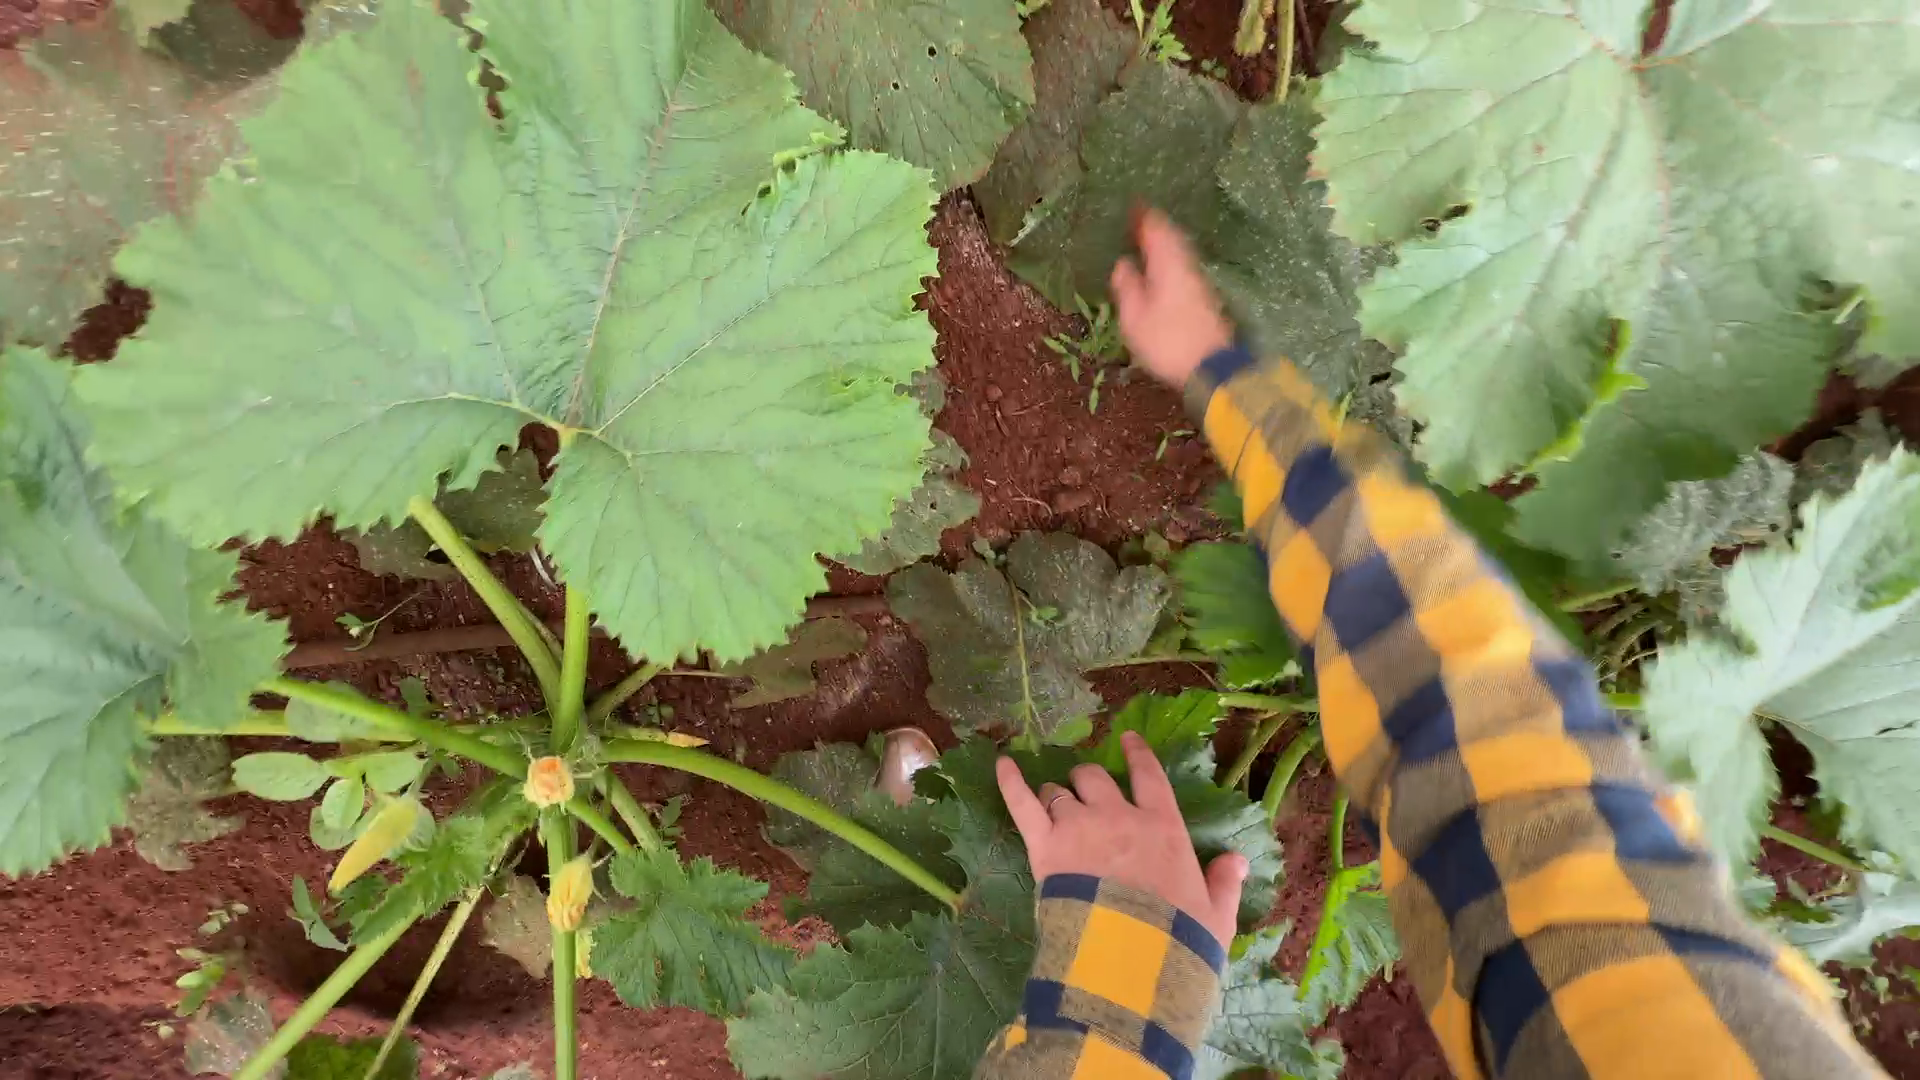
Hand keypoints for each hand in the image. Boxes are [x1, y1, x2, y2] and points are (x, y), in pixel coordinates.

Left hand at [996, 731, 1247, 947]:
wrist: (1130, 967)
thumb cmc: (1178, 943)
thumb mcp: (1215, 917)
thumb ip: (1224, 884)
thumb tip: (1239, 860)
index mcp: (1161, 827)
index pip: (1149, 776)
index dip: (1137, 754)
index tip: (1128, 739)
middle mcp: (1118, 815)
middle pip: (1095, 778)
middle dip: (1088, 783)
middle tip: (1086, 797)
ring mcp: (1079, 826)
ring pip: (1060, 791)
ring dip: (1057, 796)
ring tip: (1054, 806)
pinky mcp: (1045, 845)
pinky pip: (1023, 802)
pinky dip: (1010, 781)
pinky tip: (1002, 763)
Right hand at [1109, 208, 1233, 389]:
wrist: (1209, 367)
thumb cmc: (1166, 342)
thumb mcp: (1135, 318)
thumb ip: (1127, 286)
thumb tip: (1122, 263)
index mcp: (1168, 264)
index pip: (1156, 229)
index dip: (1143, 216)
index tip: (1131, 206)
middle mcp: (1186, 266)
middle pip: (1172, 237)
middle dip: (1155, 227)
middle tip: (1139, 220)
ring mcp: (1199, 281)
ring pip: (1180, 252)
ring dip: (1165, 243)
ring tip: (1148, 241)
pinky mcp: (1204, 298)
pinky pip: (1184, 267)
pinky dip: (1171, 260)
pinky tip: (1163, 269)